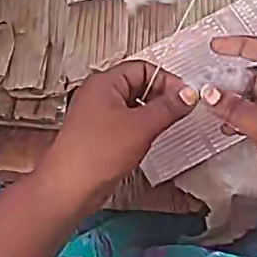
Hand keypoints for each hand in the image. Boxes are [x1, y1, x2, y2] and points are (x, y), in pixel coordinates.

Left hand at [37, 60, 197, 201]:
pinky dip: (140, 127)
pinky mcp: (98, 135)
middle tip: (180, 110)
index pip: (141, 68)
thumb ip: (168, 108)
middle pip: (137, 85)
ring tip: (168, 125)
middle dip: (160, 96)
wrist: (69, 187)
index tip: (185, 96)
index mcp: (104, 83)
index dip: (166, 79)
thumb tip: (187, 95)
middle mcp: (98, 95)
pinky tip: (150, 140)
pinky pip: (125, 122)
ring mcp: (96, 115)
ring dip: (151, 113)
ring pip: (132, 105)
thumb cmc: (94, 154)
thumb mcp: (140, 126)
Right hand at [194, 36, 256, 227]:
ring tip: (214, 104)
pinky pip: (254, 121)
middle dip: (234, 78)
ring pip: (256, 100)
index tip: (219, 47)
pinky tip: (227, 126)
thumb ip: (239, 110)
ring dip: (234, 101)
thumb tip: (214, 94)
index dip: (244, 46)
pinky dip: (237, 120)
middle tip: (211, 83)